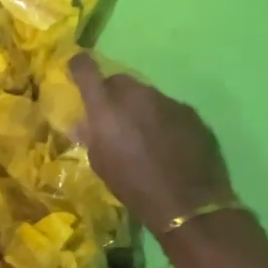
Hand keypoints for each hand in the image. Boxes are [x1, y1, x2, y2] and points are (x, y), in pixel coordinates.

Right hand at [67, 51, 235, 233]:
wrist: (186, 201)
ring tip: (142, 135)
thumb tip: (84, 122)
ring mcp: (167, 102)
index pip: (87, 70)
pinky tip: (166, 144)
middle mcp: (137, 96)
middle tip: (112, 115)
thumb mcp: (100, 163)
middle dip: (112, 93)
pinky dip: (162, 120)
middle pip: (120, 81)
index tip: (76, 65)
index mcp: (107, 107)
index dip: (79, 65)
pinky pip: (169, 109)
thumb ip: (91, 136)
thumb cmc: (131, 185)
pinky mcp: (190, 113)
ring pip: (146, 95)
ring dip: (139, 108)